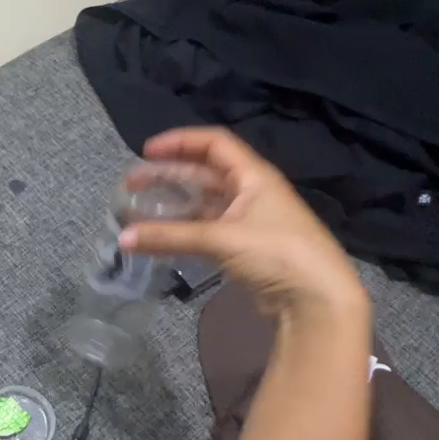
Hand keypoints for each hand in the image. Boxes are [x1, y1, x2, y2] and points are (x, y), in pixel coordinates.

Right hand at [120, 127, 368, 323]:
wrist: (315, 298)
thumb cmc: (278, 253)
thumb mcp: (221, 239)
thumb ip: (170, 237)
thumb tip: (123, 238)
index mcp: (254, 177)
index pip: (214, 144)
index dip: (180, 141)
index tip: (146, 151)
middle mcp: (250, 192)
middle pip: (202, 173)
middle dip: (166, 175)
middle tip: (131, 185)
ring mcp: (245, 219)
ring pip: (201, 202)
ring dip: (170, 204)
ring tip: (138, 210)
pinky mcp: (240, 245)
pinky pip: (202, 228)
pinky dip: (179, 229)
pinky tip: (158, 236)